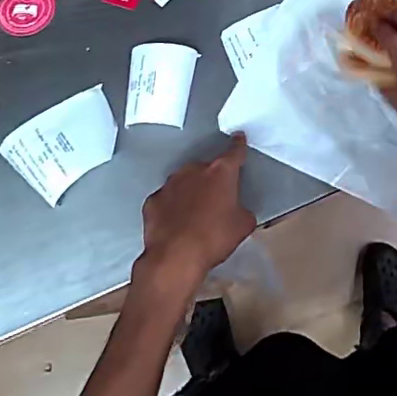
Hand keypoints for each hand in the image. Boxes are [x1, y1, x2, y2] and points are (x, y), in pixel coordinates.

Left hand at [134, 133, 256, 295]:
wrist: (175, 257)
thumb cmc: (214, 238)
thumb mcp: (243, 225)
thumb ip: (243, 210)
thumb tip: (238, 211)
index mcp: (220, 173)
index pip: (234, 152)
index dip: (238, 145)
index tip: (239, 138)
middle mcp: (194, 171)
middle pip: (206, 170)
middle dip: (211, 182)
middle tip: (215, 203)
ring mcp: (170, 184)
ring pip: (184, 182)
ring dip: (190, 193)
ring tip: (193, 217)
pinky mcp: (153, 200)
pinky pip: (166, 199)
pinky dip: (171, 207)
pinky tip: (175, 224)